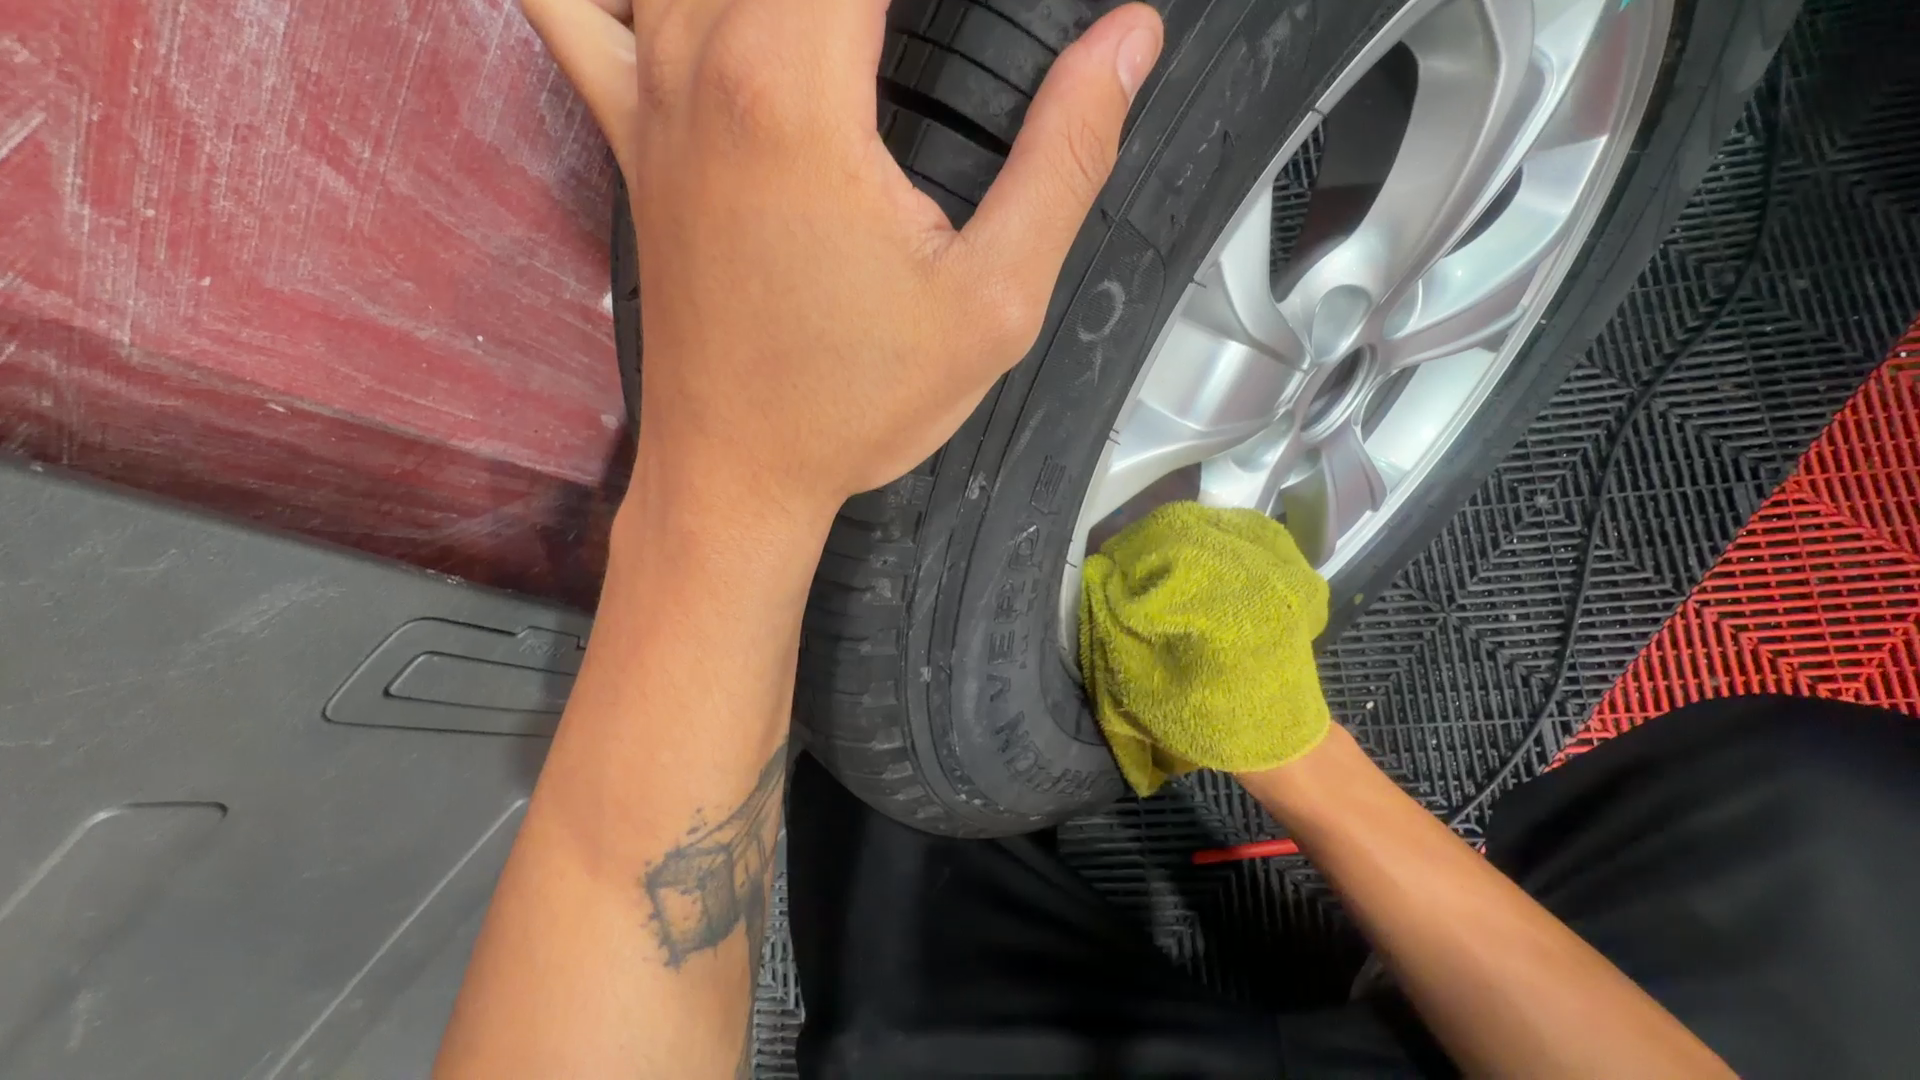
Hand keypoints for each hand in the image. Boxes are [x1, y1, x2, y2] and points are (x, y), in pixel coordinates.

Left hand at [522, 0, 1163, 515]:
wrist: (739, 472)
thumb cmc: (851, 404)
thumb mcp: (992, 300)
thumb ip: (1064, 158)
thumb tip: (1127, 44)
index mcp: (795, 93)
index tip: (991, 18)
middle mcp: (704, 69)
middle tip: (932, 38)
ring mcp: (652, 99)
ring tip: (865, 34)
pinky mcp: (635, 141)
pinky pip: (583, 6)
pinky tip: (697, 11)